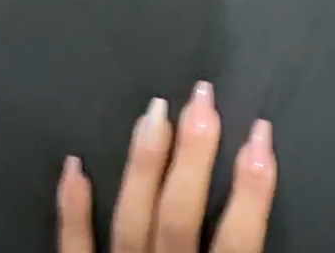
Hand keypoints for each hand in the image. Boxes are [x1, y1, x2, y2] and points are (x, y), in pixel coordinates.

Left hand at [57, 82, 276, 252]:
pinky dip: (72, 208)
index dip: (252, 190)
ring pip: (130, 219)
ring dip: (143, 165)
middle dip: (193, 155)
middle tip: (201, 97)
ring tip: (153, 112)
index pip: (238, 242)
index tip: (261, 131)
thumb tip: (260, 193)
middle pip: (179, 215)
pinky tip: (75, 165)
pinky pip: (74, 247)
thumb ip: (246, 252)